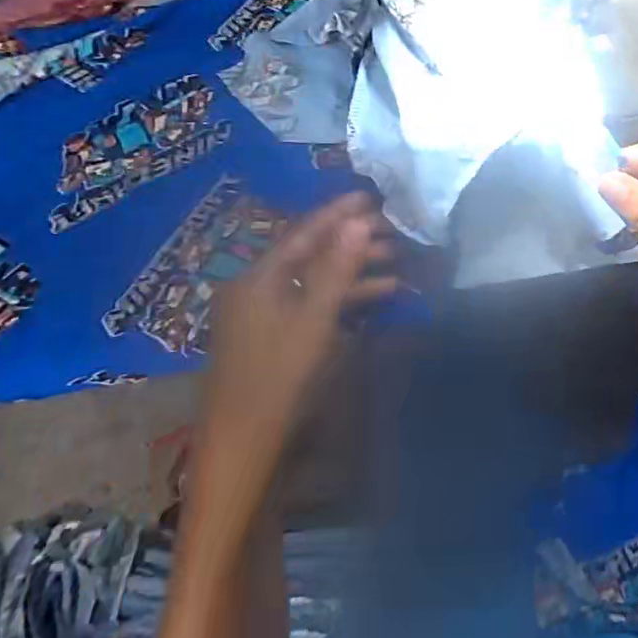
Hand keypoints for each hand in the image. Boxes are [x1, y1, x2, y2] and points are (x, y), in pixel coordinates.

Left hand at [200, 193, 396, 438]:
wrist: (243, 442)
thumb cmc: (278, 376)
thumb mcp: (314, 318)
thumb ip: (337, 267)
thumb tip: (359, 222)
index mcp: (258, 276)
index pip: (304, 232)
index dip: (338, 213)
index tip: (370, 196)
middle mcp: (256, 286)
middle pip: (310, 253)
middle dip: (352, 241)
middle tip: (392, 230)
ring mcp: (262, 311)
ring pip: (313, 279)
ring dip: (352, 270)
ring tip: (394, 261)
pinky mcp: (272, 334)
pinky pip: (309, 302)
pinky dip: (340, 297)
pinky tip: (376, 296)